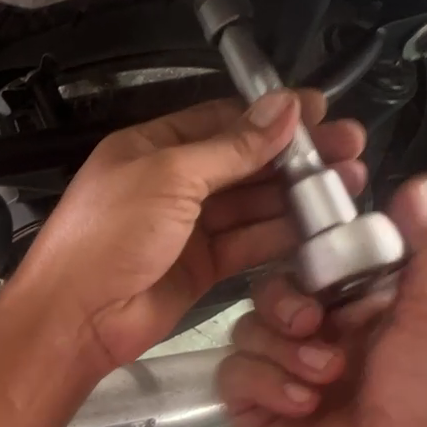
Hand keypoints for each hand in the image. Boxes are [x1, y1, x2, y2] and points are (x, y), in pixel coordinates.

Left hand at [14, 90, 366, 374]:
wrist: (76, 317)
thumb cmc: (108, 236)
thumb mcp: (167, 176)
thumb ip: (229, 147)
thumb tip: (283, 109)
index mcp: (150, 149)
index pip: (220, 121)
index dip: (270, 117)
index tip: (321, 112)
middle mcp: (169, 185)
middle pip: (242, 162)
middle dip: (294, 156)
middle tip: (351, 147)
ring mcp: (185, 229)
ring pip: (250, 204)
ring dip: (296, 195)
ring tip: (350, 182)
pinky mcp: (200, 269)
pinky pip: (246, 244)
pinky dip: (280, 235)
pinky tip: (320, 225)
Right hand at [216, 176, 426, 426]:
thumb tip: (418, 179)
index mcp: (369, 311)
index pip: (322, 262)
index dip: (314, 257)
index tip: (322, 263)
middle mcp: (322, 336)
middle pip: (274, 290)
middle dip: (289, 303)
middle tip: (314, 325)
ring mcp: (283, 372)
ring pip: (248, 328)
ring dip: (282, 350)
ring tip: (320, 381)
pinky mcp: (251, 407)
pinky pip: (232, 372)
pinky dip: (263, 384)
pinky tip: (298, 407)